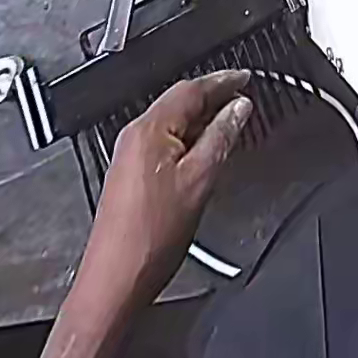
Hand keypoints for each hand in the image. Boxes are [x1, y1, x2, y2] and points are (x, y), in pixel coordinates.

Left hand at [39, 71, 252, 357]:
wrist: (114, 280)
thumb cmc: (149, 238)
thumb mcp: (199, 181)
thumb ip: (220, 138)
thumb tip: (238, 108)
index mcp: (149, 129)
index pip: (191, 89)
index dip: (221, 80)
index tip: (243, 77)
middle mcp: (135, 134)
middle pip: (179, 101)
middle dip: (212, 95)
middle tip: (240, 93)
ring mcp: (129, 152)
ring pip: (171, 120)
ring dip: (200, 116)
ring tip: (228, 118)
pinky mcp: (130, 171)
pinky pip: (163, 138)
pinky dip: (187, 135)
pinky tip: (203, 147)